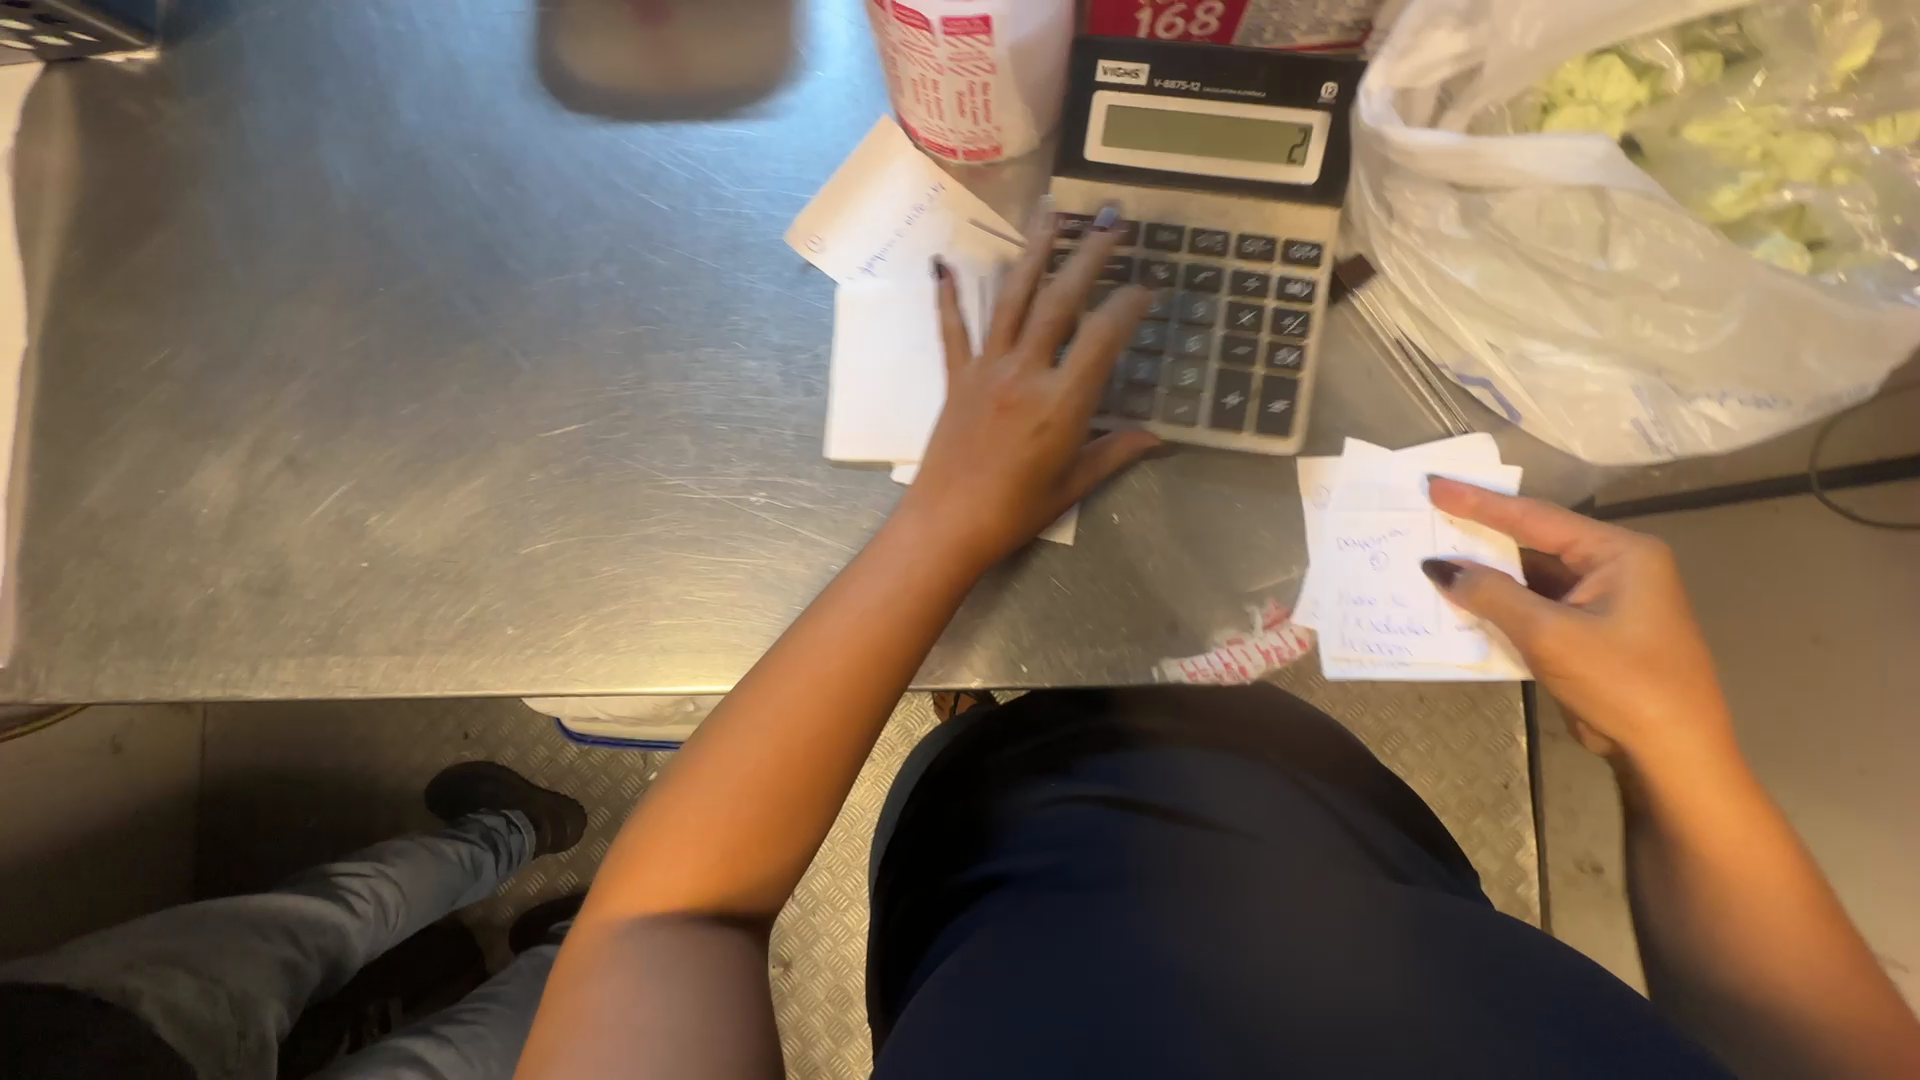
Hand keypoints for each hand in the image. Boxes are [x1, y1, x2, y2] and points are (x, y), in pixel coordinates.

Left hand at [893, 203, 1161, 571]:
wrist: (946, 525)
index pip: (1103, 334)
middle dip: (1090, 256)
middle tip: (1112, 220)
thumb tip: (1159, 437)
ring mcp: (986, 369)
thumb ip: (1116, 452)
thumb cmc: (1015, 511)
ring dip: (1033, 253)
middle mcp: (1025, 372)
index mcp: (1062, 401)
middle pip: (1061, 300)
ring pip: (1012, 300)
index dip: (1129, 303)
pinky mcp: (956, 377)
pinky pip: (952, 329)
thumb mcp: (1073, 486)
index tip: (1148, 285)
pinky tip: (943, 263)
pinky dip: (948, 296)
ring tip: (1051, 213)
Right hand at [1423, 478, 1738, 773]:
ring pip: (1527, 576)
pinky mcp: (1584, 631)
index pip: (1534, 518)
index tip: (1434, 485)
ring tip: (1432, 557)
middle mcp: (1612, 568)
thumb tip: (1439, 566)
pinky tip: (1460, 599)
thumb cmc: (1622, 682)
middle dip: (1478, 534)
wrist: (1670, 753)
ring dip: (1483, 572)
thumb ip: (1491, 593)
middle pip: (1531, 542)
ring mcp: (1599, 601)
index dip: (1479, 502)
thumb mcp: (1549, 634)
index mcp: (1619, 555)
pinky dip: (1495, 601)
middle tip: (1427, 516)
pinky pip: (1530, 604)